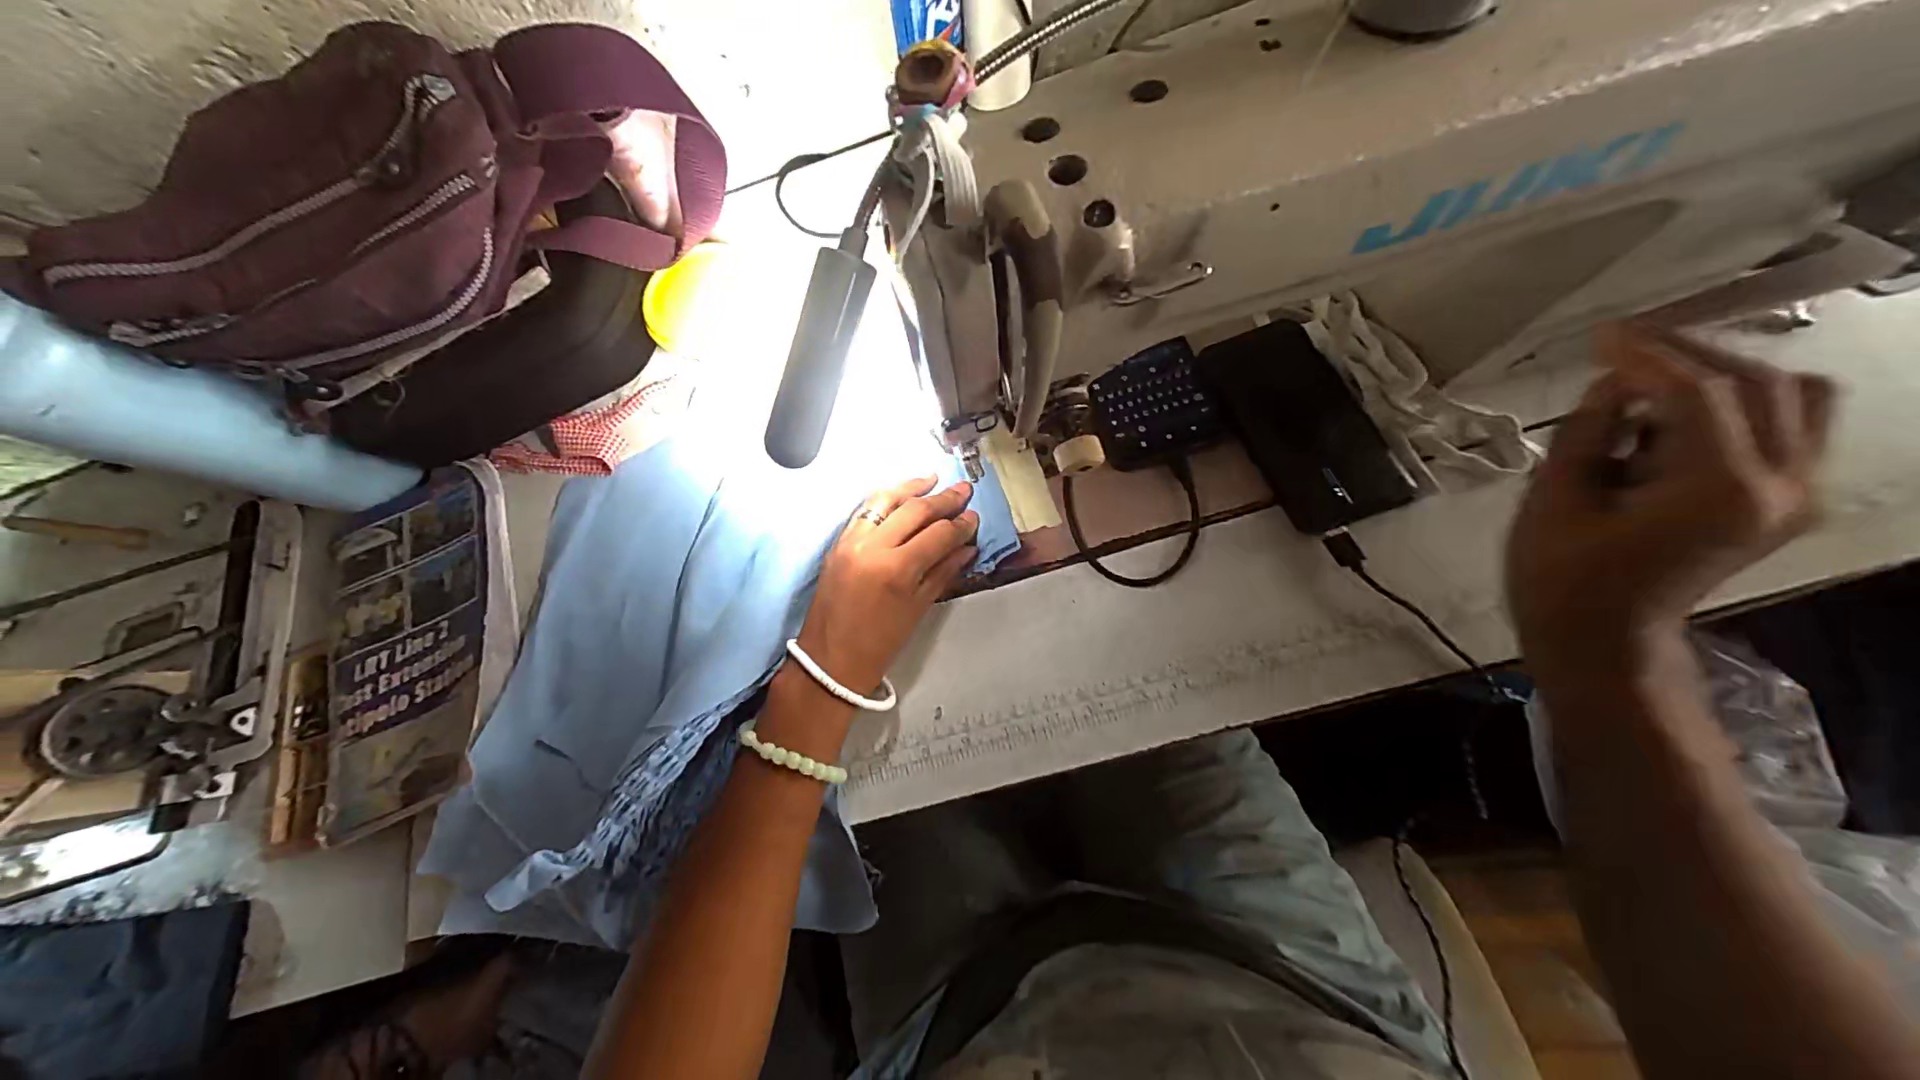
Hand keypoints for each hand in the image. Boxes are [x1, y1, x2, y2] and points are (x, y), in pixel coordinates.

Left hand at [793, 475, 978, 696]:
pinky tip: (900, 495)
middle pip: (914, 510)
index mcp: (896, 570)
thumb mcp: (918, 608)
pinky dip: (884, 499)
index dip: (960, 525)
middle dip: (942, 499)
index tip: (974, 517)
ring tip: (932, 480)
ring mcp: (851, 541)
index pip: (937, 534)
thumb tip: (967, 548)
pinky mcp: (838, 542)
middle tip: (963, 490)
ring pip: (884, 500)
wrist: (830, 660)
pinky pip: (864, 511)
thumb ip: (943, 572)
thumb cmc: (879, 643)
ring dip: (911, 488)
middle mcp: (872, 547)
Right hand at [1506, 323, 1833, 669]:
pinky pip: (1788, 427)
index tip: (1603, 335)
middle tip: (1624, 347)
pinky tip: (1673, 416)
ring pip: (1793, 399)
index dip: (1649, 355)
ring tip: (1651, 380)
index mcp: (1718, 491)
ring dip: (1723, 376)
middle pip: (1763, 384)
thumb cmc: (1559, 578)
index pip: (1702, 393)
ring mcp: (1796, 496)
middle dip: (1688, 355)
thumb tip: (1617, 381)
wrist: (1600, 636)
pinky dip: (1737, 405)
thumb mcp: (1553, 501)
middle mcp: (1783, 488)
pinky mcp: (1785, 501)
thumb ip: (1590, 432)